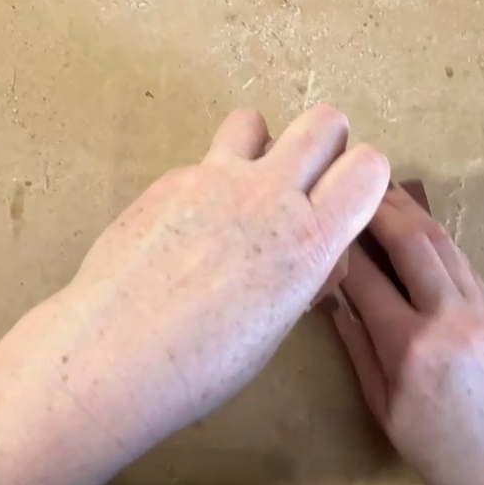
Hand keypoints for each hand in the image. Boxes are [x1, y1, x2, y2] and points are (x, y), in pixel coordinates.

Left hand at [49, 105, 388, 452]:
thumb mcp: (277, 324)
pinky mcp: (170, 178)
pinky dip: (206, 186)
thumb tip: (314, 249)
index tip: (346, 197)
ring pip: (255, 120)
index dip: (365, 177)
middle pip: (323, 121)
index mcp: (307, 238)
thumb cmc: (205, 364)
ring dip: (260, 145)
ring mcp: (213, 177)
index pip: (369, 167)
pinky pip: (204, 163)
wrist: (114, 353)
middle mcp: (267, 193)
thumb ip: (304, 270)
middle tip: (305, 178)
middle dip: (326, 141)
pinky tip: (181, 231)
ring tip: (240, 190)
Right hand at [331, 184, 483, 484]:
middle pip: (409, 239)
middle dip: (377, 204)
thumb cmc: (440, 453)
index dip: (339, 243)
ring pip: (440, 240)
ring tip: (379, 188)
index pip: (364, 276)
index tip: (320, 218)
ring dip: (408, 209)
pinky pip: (460, 259)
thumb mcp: (383, 408)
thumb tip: (332, 297)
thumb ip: (357, 346)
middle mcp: (447, 318)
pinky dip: (433, 235)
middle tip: (350, 178)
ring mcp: (480, 309)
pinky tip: (413, 223)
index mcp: (409, 349)